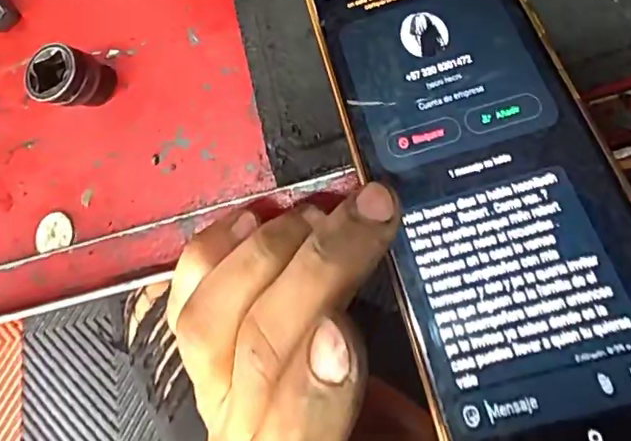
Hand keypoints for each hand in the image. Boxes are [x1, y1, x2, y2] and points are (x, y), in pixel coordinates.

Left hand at [167, 182, 402, 440]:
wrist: (334, 435)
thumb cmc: (382, 430)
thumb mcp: (410, 427)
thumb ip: (415, 397)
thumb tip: (443, 330)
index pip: (291, 436)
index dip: (311, 388)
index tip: (340, 331)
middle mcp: (246, 430)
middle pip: (259, 350)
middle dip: (319, 267)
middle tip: (370, 212)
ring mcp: (215, 386)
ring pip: (211, 317)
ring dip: (270, 248)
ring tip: (317, 214)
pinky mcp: (203, 349)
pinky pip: (187, 294)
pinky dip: (216, 247)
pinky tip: (252, 217)